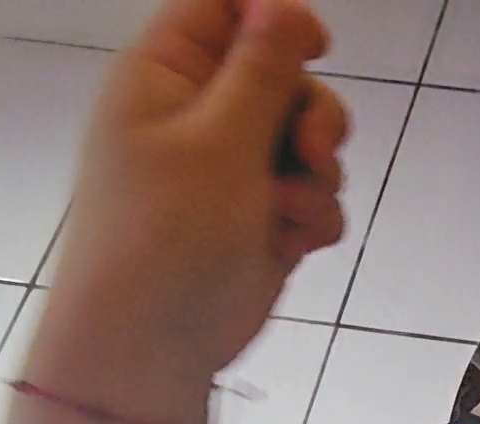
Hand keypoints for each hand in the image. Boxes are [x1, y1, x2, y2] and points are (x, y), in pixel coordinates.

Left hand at [31, 0, 347, 416]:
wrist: (159, 335)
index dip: (275, 18)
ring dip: (319, 181)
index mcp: (171, 76)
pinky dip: (315, 220)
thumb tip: (288, 6)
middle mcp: (207, 117)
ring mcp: (241, 173)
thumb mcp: (218, 142)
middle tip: (315, 156)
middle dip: (315, 119)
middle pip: (285, 81)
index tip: (320, 44)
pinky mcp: (269, 221)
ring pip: (311, 148)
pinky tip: (294, 245)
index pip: (224, 10)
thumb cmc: (170, 230)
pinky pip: (315, 201)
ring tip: (290, 217)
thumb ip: (260, 72)